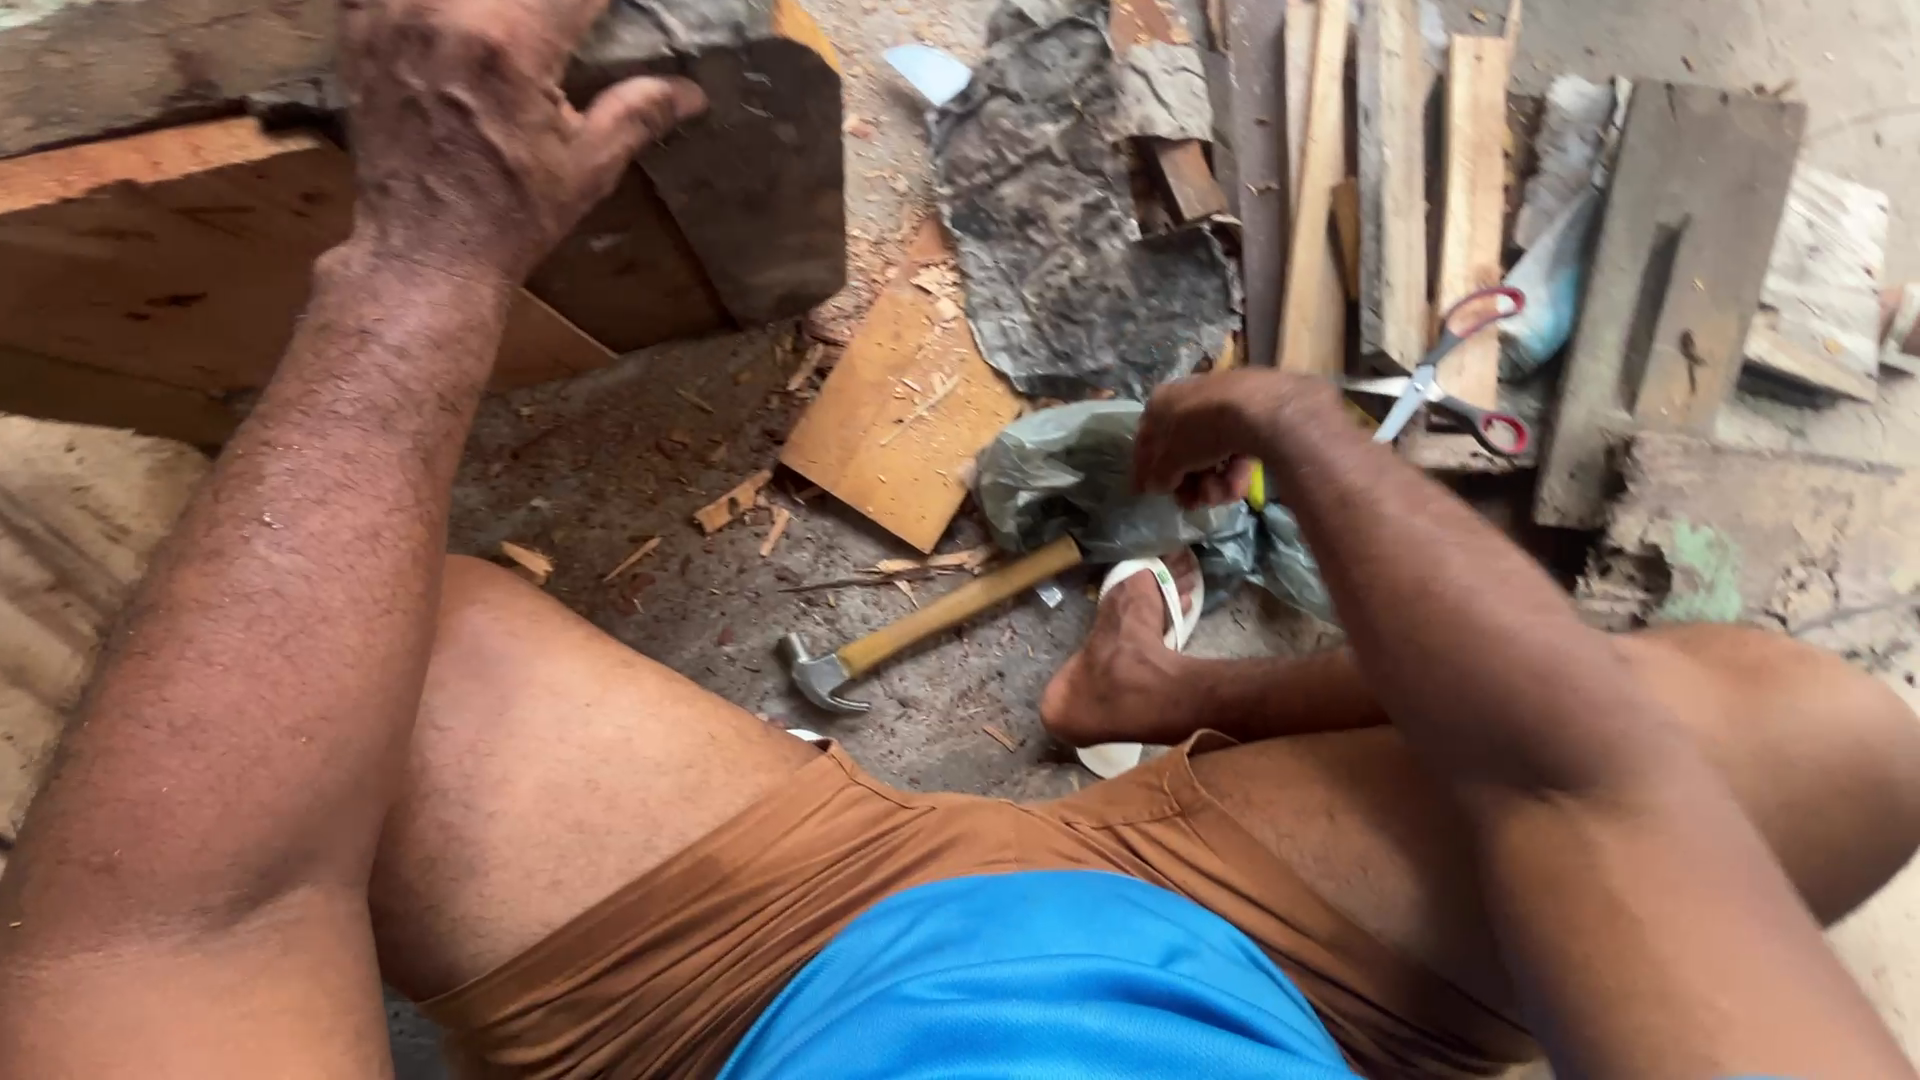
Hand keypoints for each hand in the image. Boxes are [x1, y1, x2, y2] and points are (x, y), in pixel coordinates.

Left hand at [337, 0, 706, 283]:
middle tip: (573, 21)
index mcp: (512, 44)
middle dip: (555, 2)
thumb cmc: (517, 214)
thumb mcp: (589, 168)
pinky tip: (461, 21)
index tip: (617, 13)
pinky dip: (439, 2)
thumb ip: (638, 113)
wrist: (427, 247)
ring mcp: (391, 7)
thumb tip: (693, 92)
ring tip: (524, 22)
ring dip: (505, 1)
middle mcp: (445, 7)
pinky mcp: (358, 18)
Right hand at [1132, 369, 1346, 507]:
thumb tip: (1156, 485)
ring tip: (1220, 496)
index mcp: (1160, 403)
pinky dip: (1234, 472)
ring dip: (1212, 484)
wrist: (1258, 409)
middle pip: (1182, 453)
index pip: (1146, 441)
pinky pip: (1234, 449)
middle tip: (1193, 504)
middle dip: (1188, 484)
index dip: (1143, 470)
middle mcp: (1188, 401)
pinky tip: (1238, 486)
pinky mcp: (1252, 417)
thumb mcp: (1171, 459)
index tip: (1143, 492)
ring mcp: (1222, 408)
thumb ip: (1159, 475)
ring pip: (1210, 455)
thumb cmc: (1200, 430)